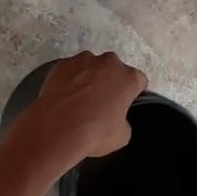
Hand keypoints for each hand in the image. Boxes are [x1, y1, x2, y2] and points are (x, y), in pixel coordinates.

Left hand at [12, 51, 146, 162]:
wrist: (57, 128)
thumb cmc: (95, 133)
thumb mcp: (122, 136)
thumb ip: (124, 119)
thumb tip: (116, 116)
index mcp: (128, 78)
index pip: (139, 81)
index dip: (133, 93)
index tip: (125, 104)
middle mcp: (109, 62)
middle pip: (114, 69)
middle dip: (110, 81)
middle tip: (101, 102)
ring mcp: (84, 59)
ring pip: (92, 66)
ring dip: (89, 77)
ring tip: (79, 99)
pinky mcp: (62, 62)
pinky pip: (72, 69)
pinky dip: (71, 79)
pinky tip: (64, 96)